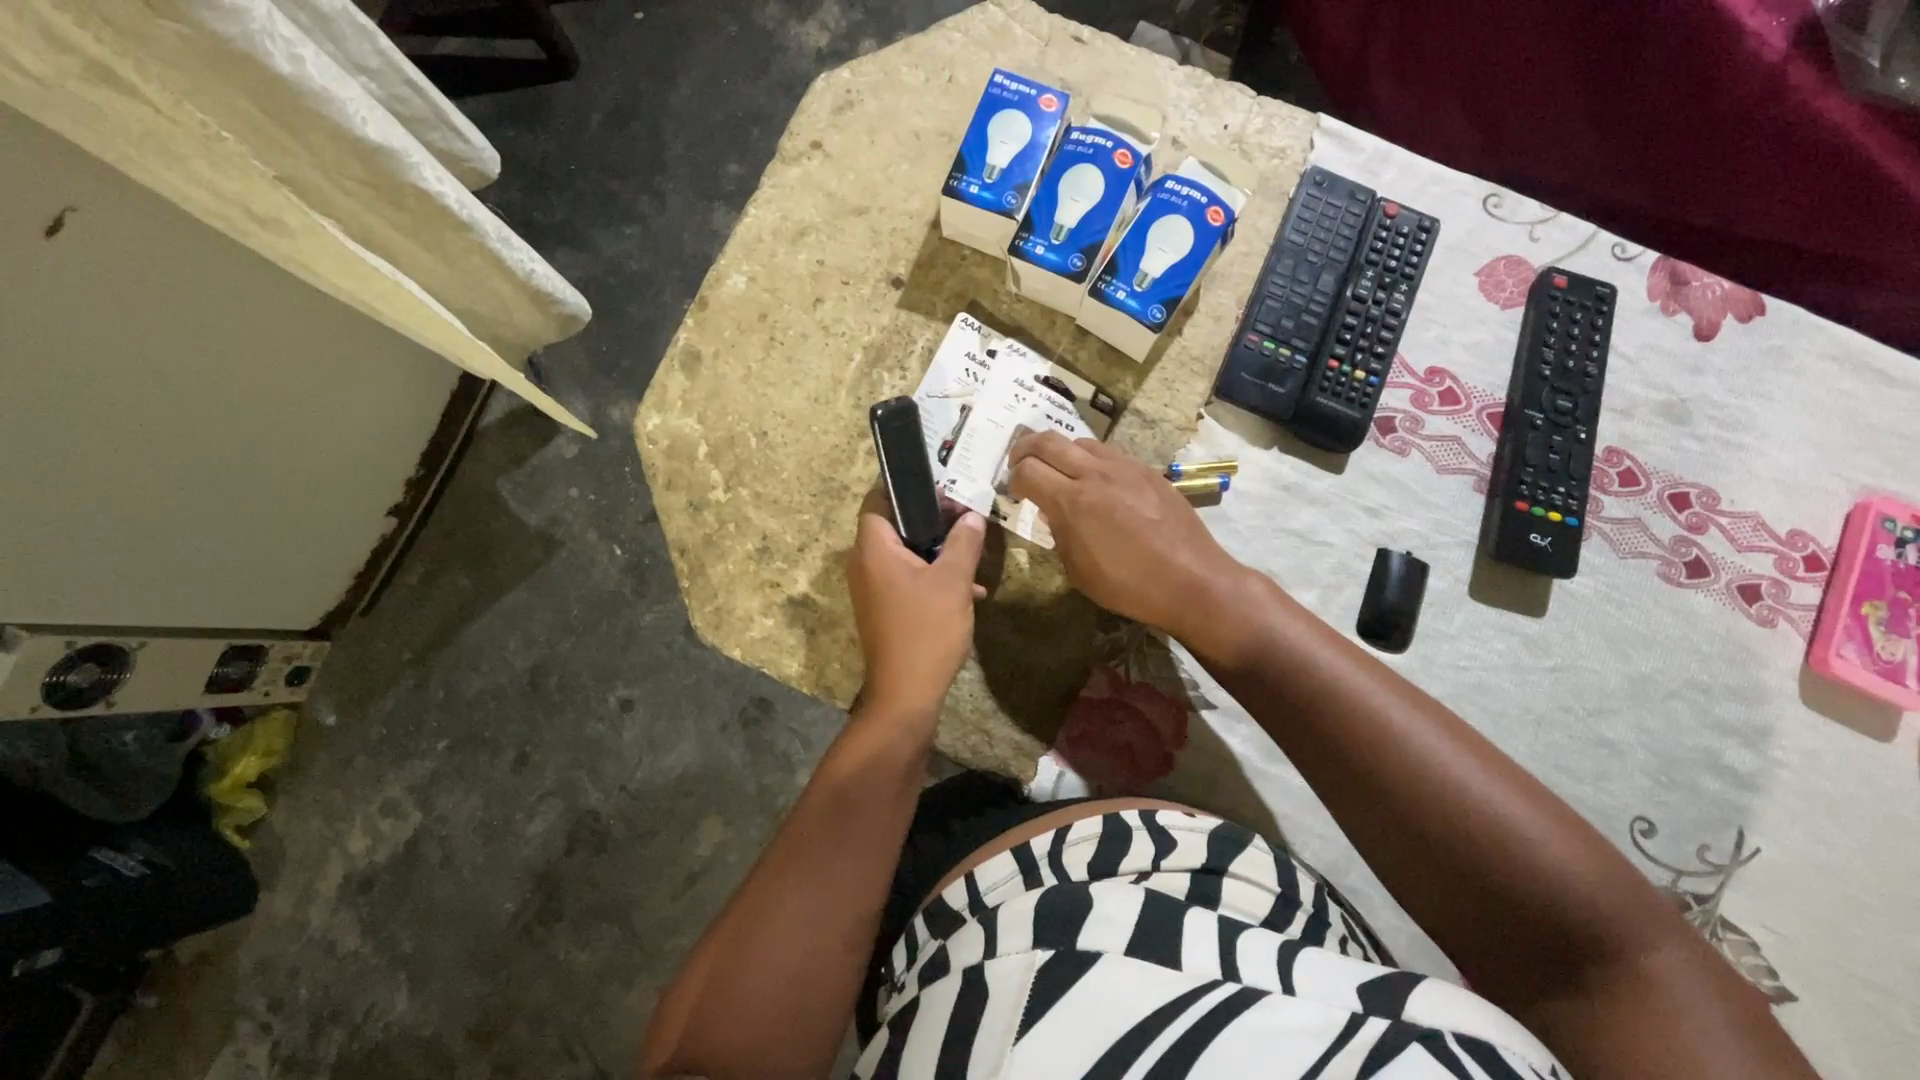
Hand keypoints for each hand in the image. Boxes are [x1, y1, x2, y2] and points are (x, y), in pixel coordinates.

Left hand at [847, 487, 987, 718]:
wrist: (906, 693)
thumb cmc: (926, 630)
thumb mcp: (953, 581)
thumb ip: (963, 542)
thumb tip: (972, 516)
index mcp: (873, 548)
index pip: (878, 499)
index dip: (908, 489)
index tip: (942, 488)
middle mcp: (864, 563)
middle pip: (895, 525)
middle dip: (932, 520)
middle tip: (965, 518)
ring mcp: (872, 588)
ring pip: (905, 554)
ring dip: (938, 551)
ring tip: (973, 553)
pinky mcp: (884, 608)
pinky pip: (907, 578)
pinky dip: (932, 576)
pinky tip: (969, 589)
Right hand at [1008, 432, 1248, 639]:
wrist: (1191, 580)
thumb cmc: (1128, 585)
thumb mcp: (1079, 570)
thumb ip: (1060, 536)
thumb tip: (1052, 513)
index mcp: (1072, 501)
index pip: (1027, 471)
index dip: (1012, 479)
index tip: (1013, 492)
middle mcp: (1095, 474)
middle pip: (1047, 441)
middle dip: (1024, 449)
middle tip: (1018, 463)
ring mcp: (1124, 467)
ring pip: (1080, 441)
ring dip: (1061, 451)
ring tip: (1059, 471)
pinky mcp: (1147, 470)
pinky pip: (1109, 453)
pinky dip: (1091, 459)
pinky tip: (1096, 480)